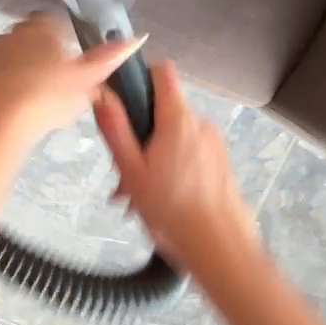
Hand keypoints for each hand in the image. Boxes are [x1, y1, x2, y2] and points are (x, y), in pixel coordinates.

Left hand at [0, 13, 144, 143]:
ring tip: (28, 93)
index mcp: (42, 28)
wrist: (0, 117)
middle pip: (29, 36)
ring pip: (6, 51)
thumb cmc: (48, 95)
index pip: (53, 21)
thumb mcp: (87, 80)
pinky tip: (4, 98)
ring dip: (15, 64)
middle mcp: (13, 31)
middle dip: (38, 51)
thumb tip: (138, 37)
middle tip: (51, 81)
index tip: (68, 60)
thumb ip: (110, 58)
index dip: (62, 38)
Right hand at [94, 61, 253, 260]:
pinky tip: (159, 201)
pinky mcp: (221, 165)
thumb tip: (101, 92)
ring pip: (174, 135)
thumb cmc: (172, 208)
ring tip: (136, 193)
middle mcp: (200, 123)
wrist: (224, 253)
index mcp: (178, 118)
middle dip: (138, 130)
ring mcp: (214, 144)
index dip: (138, 75)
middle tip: (122, 166)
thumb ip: (115, 127)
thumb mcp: (131, 169)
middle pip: (162, 109)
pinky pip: (189, 153)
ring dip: (152, 154)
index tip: (121, 98)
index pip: (161, 71)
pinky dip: (171, 167)